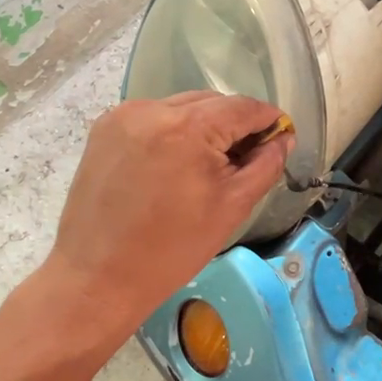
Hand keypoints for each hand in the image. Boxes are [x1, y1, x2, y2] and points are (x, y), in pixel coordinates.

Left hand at [43, 91, 293, 330]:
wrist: (98, 278)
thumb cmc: (174, 247)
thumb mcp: (234, 205)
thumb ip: (266, 164)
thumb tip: (283, 139)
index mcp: (188, 127)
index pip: (244, 107)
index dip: (269, 121)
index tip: (282, 139)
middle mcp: (153, 110)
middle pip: (213, 102)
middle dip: (235, 125)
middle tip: (246, 160)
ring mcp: (124, 117)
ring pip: (184, 107)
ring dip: (205, 126)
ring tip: (208, 165)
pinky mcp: (104, 129)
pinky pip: (155, 117)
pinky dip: (174, 131)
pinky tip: (175, 165)